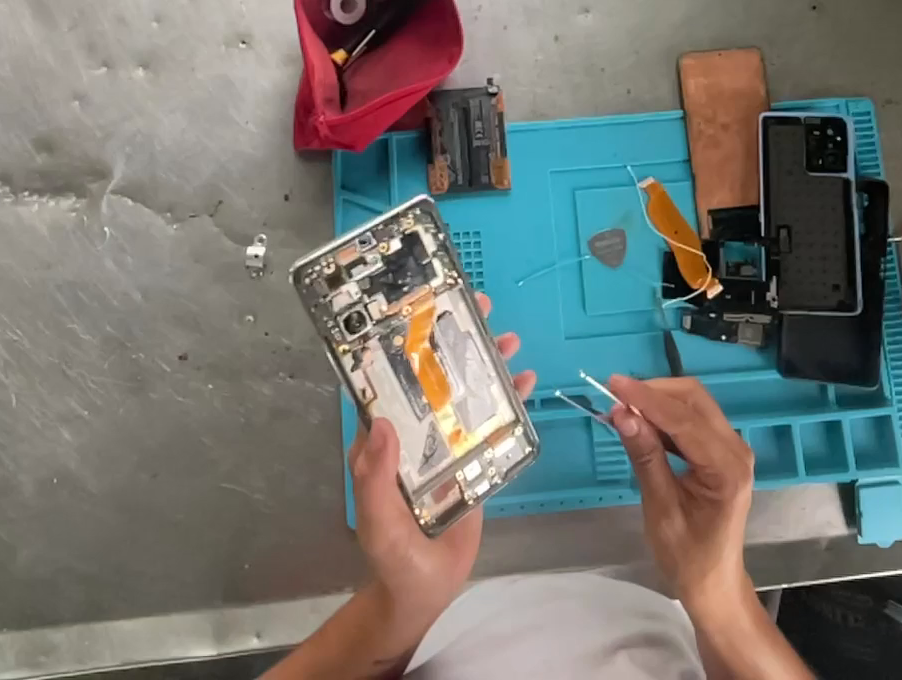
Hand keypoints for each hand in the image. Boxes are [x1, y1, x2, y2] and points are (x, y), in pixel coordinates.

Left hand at [346, 293, 535, 629]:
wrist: (428, 591)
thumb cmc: (394, 556)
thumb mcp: (377, 519)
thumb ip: (374, 477)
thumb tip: (380, 422)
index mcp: (387, 438)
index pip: (393, 382)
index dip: (406, 344)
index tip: (425, 314)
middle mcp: (416, 431)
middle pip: (436, 376)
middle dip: (455, 340)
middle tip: (478, 309)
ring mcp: (447, 442)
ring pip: (466, 392)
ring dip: (486, 363)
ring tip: (509, 339)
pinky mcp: (474, 458)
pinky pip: (492, 422)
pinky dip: (509, 400)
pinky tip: (526, 381)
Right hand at [608, 375, 757, 613]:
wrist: (714, 583)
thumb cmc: (687, 556)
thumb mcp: (660, 508)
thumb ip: (645, 456)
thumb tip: (622, 414)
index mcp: (726, 468)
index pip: (683, 419)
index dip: (646, 398)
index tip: (613, 384)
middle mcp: (735, 449)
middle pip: (693, 398)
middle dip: (653, 391)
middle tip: (615, 396)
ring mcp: (731, 447)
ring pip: (692, 403)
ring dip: (657, 400)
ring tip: (622, 408)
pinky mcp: (721, 449)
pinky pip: (692, 418)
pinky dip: (664, 414)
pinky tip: (640, 422)